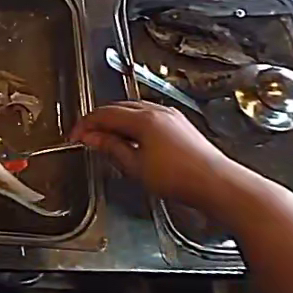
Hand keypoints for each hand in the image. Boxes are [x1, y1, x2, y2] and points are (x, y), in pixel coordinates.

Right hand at [70, 100, 262, 210]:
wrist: (217, 184)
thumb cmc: (180, 177)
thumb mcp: (135, 166)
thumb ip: (111, 148)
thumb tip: (92, 138)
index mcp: (143, 118)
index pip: (104, 114)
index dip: (85, 124)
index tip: (75, 136)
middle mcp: (157, 111)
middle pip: (118, 108)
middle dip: (99, 121)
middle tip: (87, 137)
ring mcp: (171, 116)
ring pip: (134, 110)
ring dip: (116, 122)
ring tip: (106, 140)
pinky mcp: (180, 125)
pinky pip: (148, 117)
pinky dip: (133, 125)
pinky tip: (131, 141)